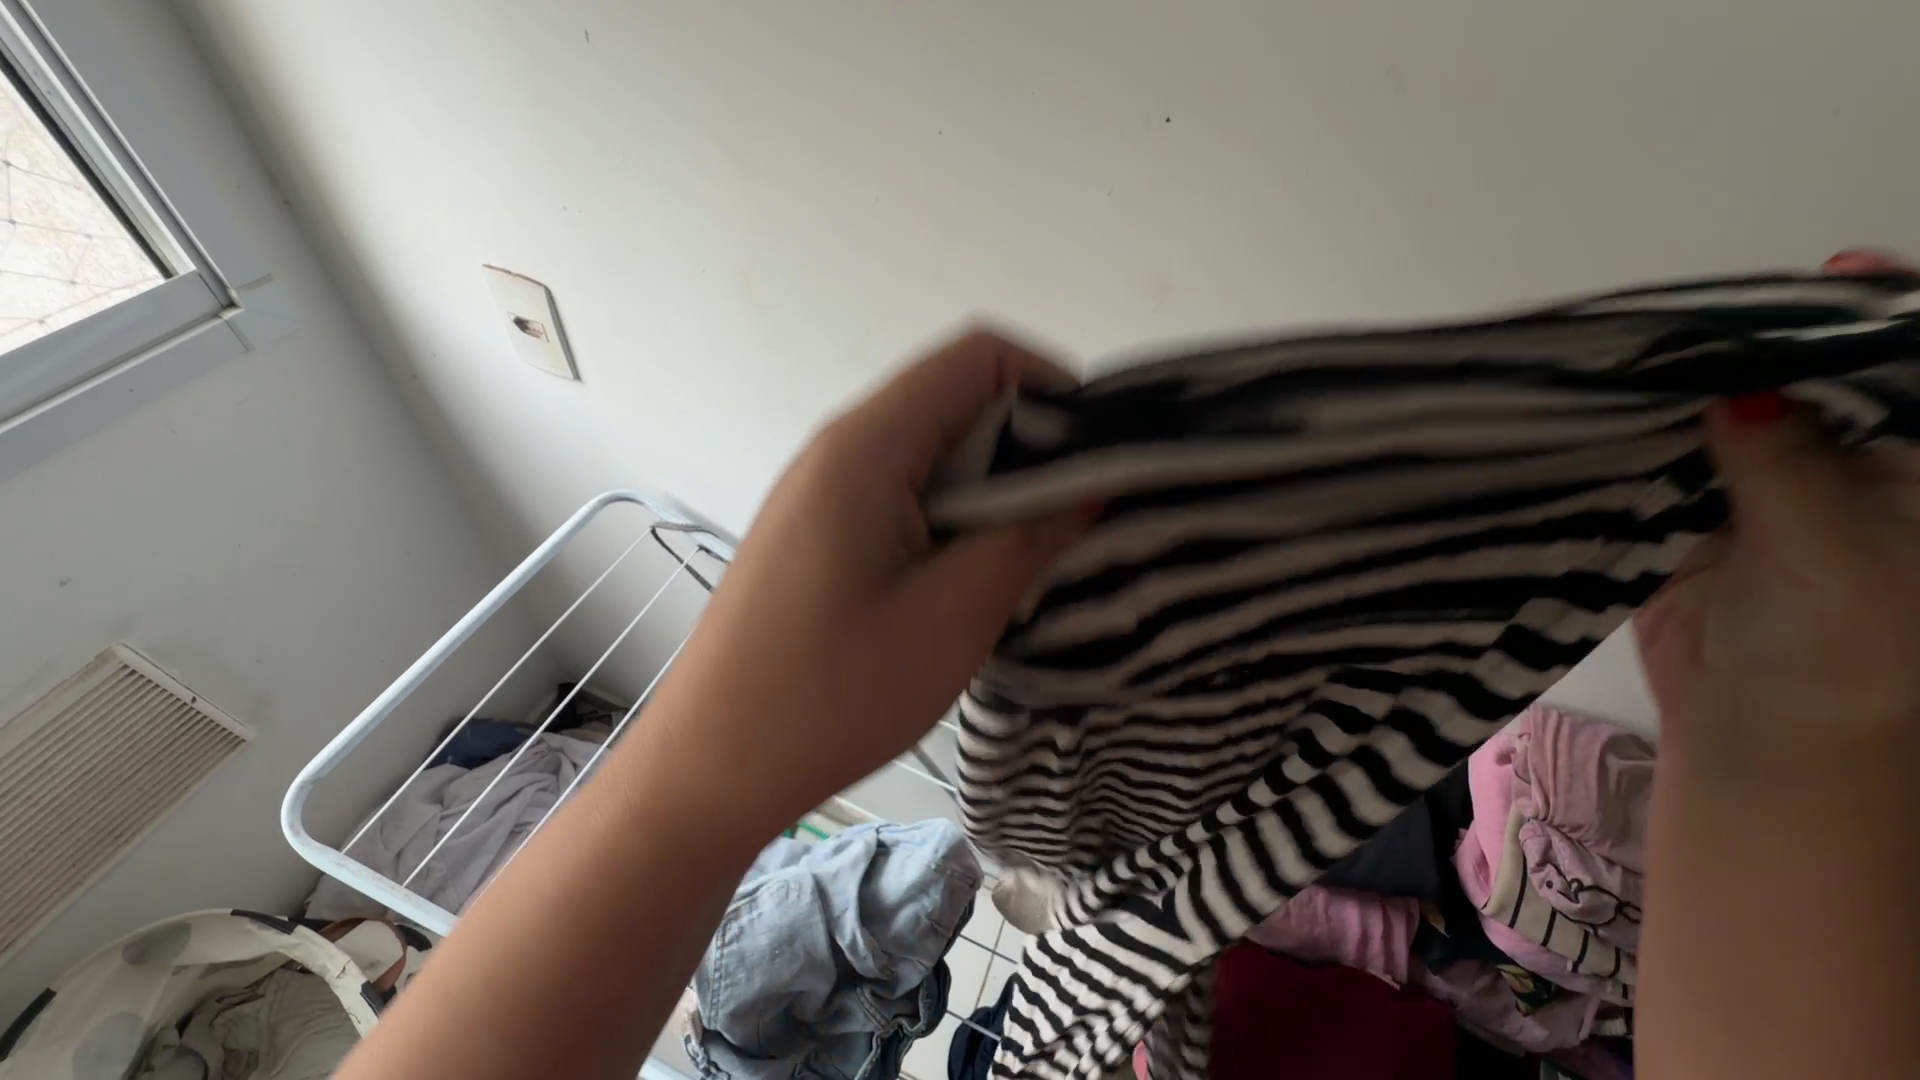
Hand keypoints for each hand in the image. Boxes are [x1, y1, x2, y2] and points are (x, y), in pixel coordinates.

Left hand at [648, 331, 1094, 832]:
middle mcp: (837, 449)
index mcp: (867, 445)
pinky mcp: (815, 533)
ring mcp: (819, 492)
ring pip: (929, 452)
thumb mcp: (954, 614)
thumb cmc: (833, 693)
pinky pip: (900, 494)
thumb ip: (1031, 536)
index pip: (977, 357)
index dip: (1052, 388)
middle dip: (1030, 443)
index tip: (1100, 456)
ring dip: (992, 487)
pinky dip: (952, 515)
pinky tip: (972, 575)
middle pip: (953, 400)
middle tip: (1080, 514)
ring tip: (1035, 550)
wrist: (712, 768)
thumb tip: (1090, 485)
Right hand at [1633, 251, 1919, 782]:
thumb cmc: (1843, 655)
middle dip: (1766, 349)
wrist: (1758, 735)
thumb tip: (1731, 390)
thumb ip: (1786, 471)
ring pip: (1732, 419)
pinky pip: (1667, 463)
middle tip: (1699, 317)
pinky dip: (1641, 440)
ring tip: (1640, 354)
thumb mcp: (1836, 558)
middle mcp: (1852, 467)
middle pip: (1814, 384)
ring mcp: (1765, 491)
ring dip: (1690, 393)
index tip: (1833, 275)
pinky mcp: (1692, 517)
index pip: (1911, 374)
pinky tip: (1608, 413)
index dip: (1884, 319)